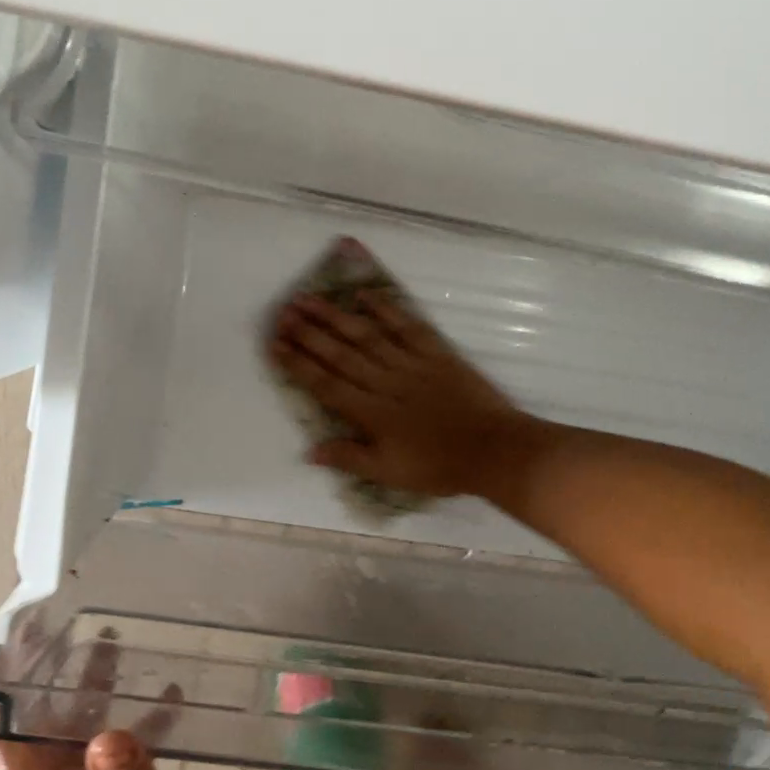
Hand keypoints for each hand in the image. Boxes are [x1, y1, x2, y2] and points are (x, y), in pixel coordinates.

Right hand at [269, 267, 541, 497]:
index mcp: (370, 413)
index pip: (325, 384)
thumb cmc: (439, 467)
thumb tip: (310, 451)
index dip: (298, 364)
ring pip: (366, 335)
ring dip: (336, 316)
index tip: (275, 344)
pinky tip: (364, 295)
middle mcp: (384, 382)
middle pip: (340, 353)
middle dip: (309, 332)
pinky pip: (407, 326)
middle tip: (284, 311)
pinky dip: (386, 309)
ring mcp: (411, 364)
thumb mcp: (389, 473)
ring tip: (310, 298)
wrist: (494, 450)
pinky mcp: (437, 354)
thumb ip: (349, 458)